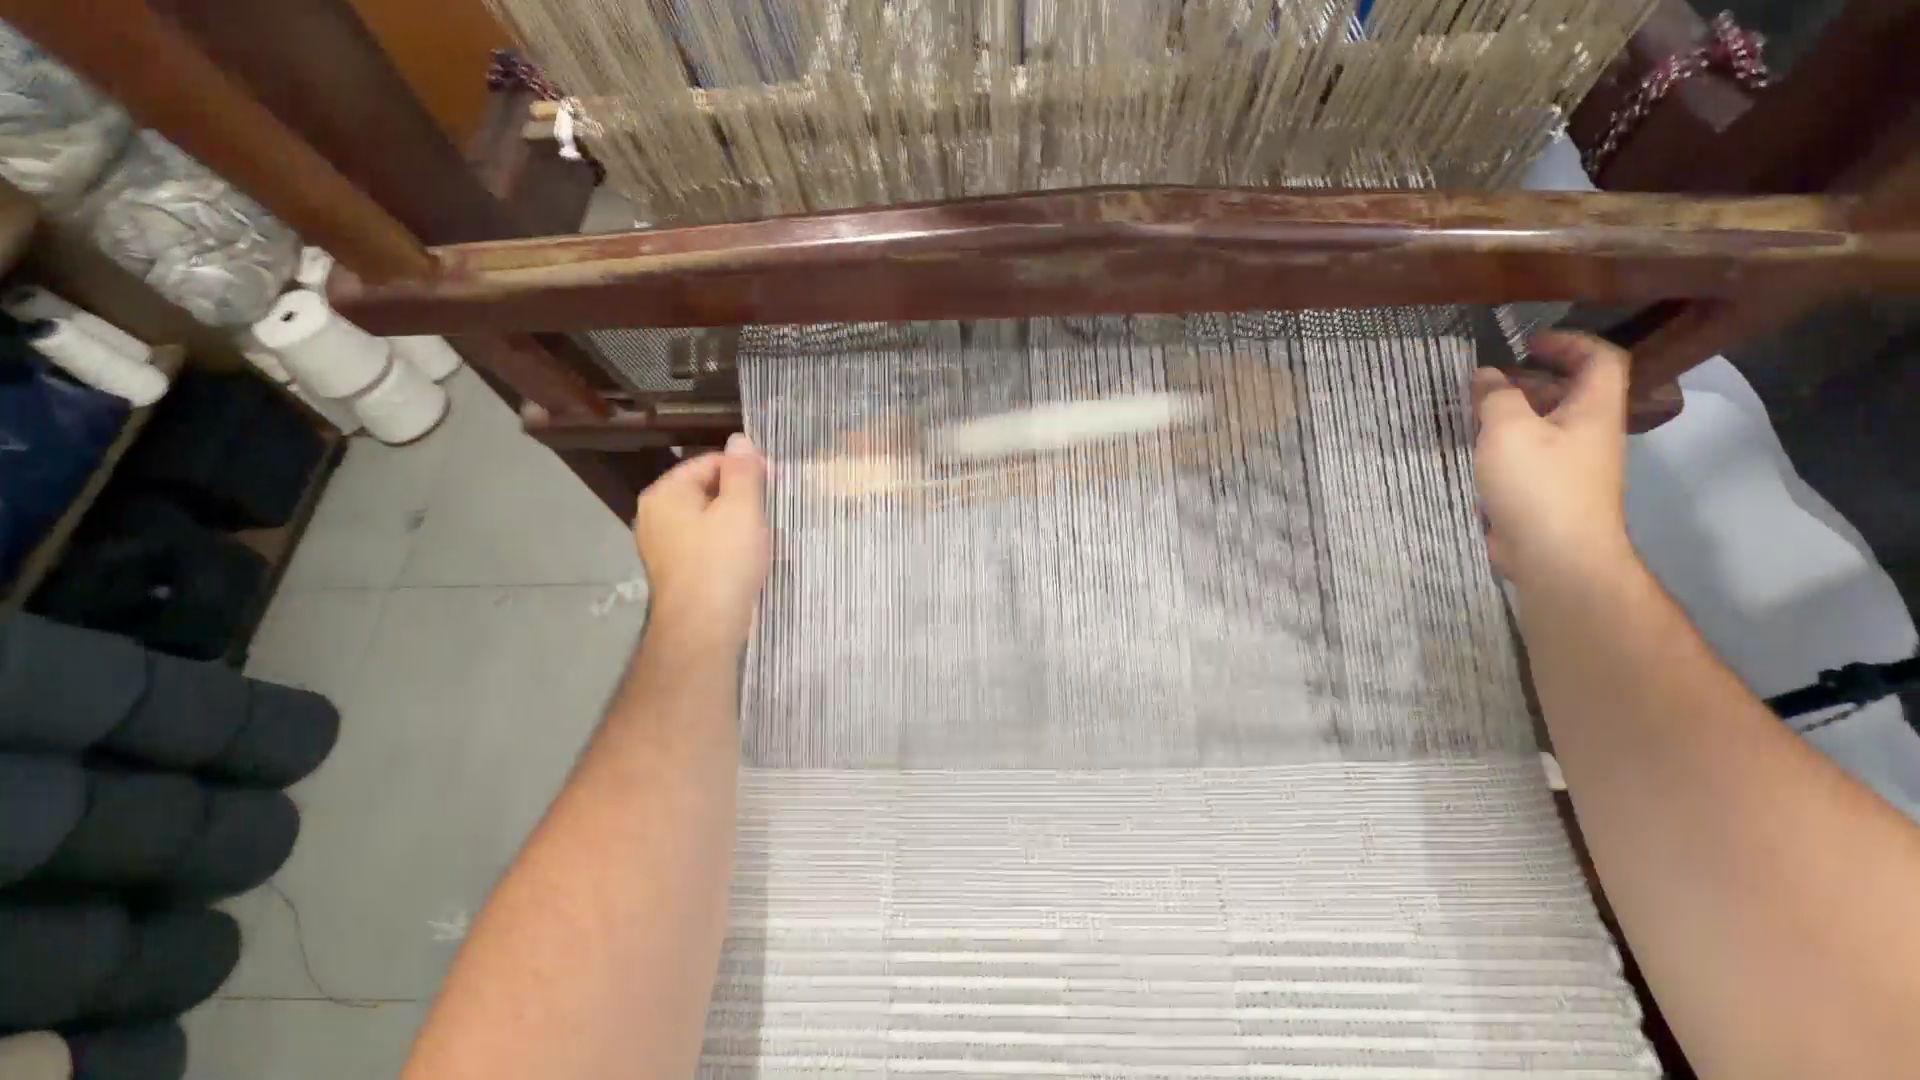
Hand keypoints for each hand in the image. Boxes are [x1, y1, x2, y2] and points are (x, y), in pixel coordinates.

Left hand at [635, 433, 769, 649]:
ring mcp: (661, 546)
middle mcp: (655, 516)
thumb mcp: (741, 509)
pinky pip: (704, 546)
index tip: (774, 484)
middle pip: (706, 490)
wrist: (703, 628)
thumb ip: (742, 471)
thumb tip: (740, 440)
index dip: (745, 469)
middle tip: (771, 512)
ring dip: (736, 524)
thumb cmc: (722, 562)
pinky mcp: (675, 572)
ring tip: (763, 537)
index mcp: (665, 493)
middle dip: (741, 498)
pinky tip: (746, 560)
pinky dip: (726, 547)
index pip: (709, 462)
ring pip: (707, 520)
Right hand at [1471, 332, 1637, 585]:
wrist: (1557, 556)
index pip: (1599, 359)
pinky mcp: (1549, 492)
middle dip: (1526, 381)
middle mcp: (1589, 433)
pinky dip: (1503, 447)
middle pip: (1567, 392)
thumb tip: (1487, 376)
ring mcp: (1570, 465)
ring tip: (1470, 416)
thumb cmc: (1538, 484)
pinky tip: (1474, 454)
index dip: (1568, 342)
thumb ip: (1496, 397)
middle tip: (1485, 383)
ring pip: (1543, 426)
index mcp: (1593, 410)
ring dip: (1510, 415)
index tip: (1527, 342)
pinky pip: (1528, 456)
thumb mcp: (1508, 430)